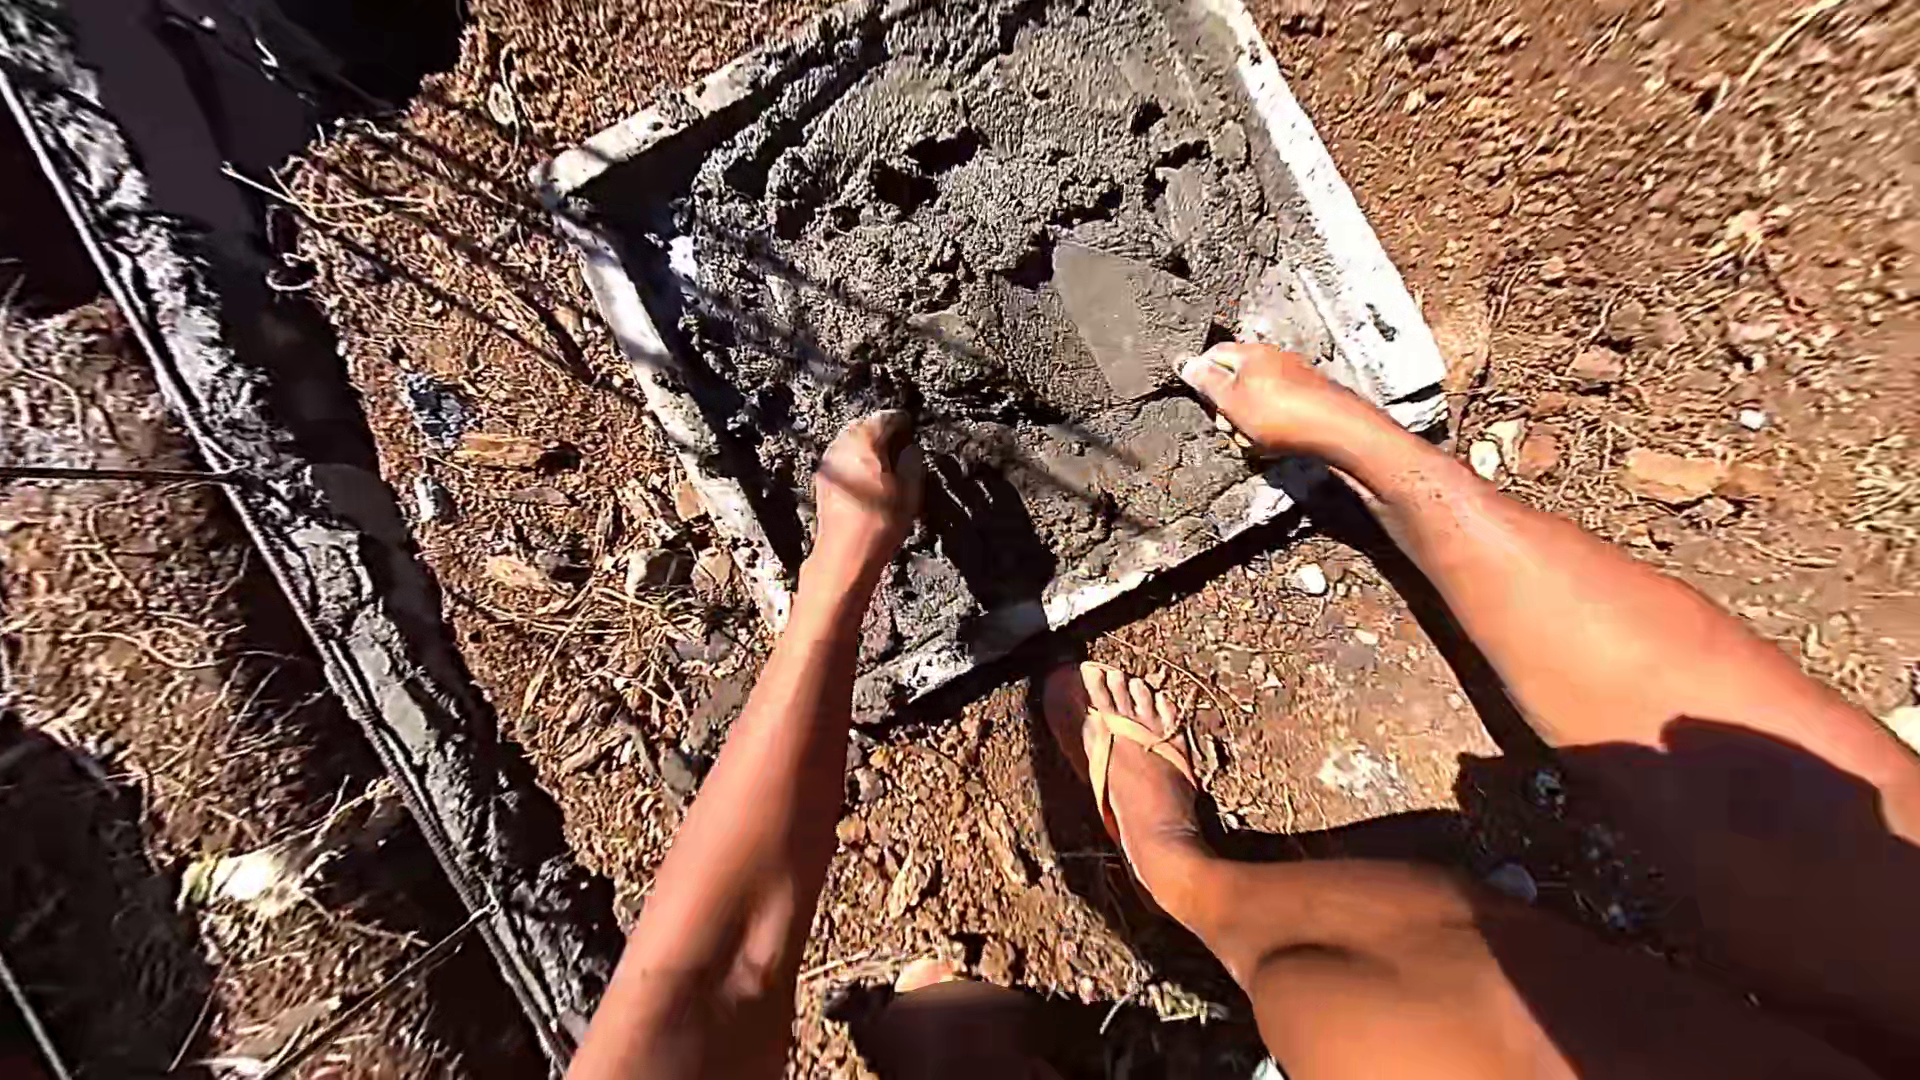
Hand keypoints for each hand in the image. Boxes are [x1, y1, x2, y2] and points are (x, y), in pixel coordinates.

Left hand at [811, 410, 924, 582]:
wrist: (844, 555)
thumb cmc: (878, 525)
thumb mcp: (910, 493)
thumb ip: (912, 463)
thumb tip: (911, 450)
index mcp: (864, 444)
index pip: (884, 419)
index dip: (900, 420)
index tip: (910, 424)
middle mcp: (841, 448)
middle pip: (862, 426)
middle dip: (880, 430)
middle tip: (899, 439)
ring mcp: (828, 464)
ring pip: (848, 441)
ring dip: (866, 444)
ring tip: (884, 458)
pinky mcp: (822, 480)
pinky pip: (840, 458)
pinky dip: (854, 459)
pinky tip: (867, 474)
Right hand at [1178, 343, 1387, 457]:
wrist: (1335, 430)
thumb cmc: (1278, 414)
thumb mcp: (1230, 399)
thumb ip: (1206, 381)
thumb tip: (1185, 362)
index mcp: (1251, 353)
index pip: (1213, 354)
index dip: (1200, 375)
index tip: (1200, 399)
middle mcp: (1273, 358)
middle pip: (1233, 378)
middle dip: (1225, 405)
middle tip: (1227, 425)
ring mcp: (1292, 376)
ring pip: (1253, 397)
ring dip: (1245, 419)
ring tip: (1251, 438)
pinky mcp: (1307, 395)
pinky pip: (1275, 408)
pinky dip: (1267, 424)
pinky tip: (1271, 441)